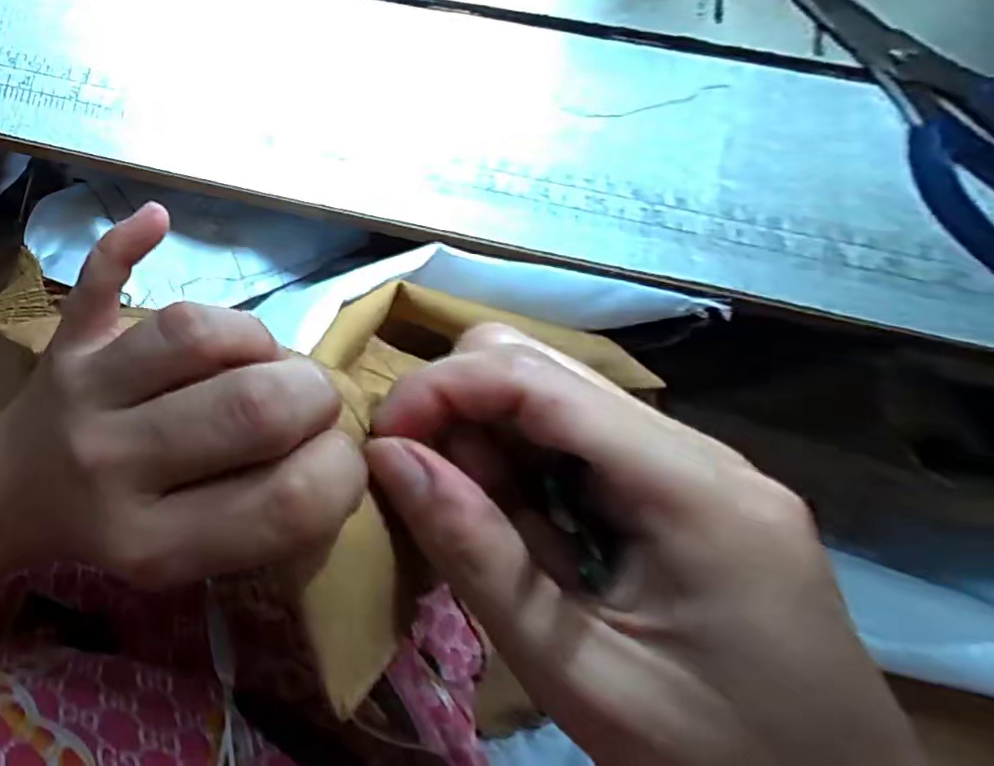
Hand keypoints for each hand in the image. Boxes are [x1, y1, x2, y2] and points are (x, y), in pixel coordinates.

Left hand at [0, 203, 365, 588]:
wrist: (12, 493)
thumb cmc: (111, 528)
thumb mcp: (183, 561)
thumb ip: (261, 516)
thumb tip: (332, 439)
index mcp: (155, 543)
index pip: (285, 502)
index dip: (339, 471)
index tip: (335, 454)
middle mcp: (113, 462)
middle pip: (248, 408)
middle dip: (309, 395)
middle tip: (306, 398)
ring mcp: (82, 388)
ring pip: (191, 333)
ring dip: (252, 337)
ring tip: (257, 356)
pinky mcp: (64, 340)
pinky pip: (95, 281)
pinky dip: (125, 244)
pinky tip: (159, 218)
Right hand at [365, 324, 919, 765]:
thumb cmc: (707, 756)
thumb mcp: (570, 668)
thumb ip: (473, 553)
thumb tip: (383, 452)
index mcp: (692, 488)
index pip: (530, 376)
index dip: (437, 390)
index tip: (382, 443)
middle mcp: (695, 450)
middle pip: (531, 362)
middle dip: (453, 405)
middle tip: (432, 484)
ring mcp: (688, 462)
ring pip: (538, 387)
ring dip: (477, 432)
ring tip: (478, 513)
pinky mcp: (671, 481)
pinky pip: (559, 429)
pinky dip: (507, 455)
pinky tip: (516, 518)